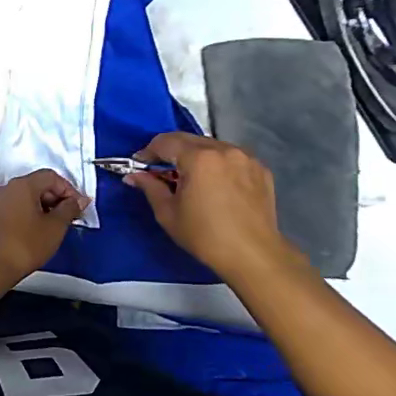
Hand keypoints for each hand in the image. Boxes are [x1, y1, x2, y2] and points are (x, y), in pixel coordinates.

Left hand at [0, 168, 87, 298]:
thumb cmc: (27, 245)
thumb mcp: (55, 227)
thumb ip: (69, 208)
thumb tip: (79, 200)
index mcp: (21, 185)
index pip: (51, 177)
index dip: (69, 190)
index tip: (78, 207)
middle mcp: (4, 188)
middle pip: (35, 185)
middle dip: (54, 198)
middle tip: (67, 217)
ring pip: (21, 197)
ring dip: (39, 206)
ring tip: (50, 225)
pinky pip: (9, 208)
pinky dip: (23, 214)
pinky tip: (30, 231)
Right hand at [124, 133, 304, 281]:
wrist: (252, 255)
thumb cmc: (204, 235)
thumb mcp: (168, 213)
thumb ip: (150, 187)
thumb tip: (134, 175)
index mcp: (199, 158)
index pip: (165, 142)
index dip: (148, 152)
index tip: (140, 166)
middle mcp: (224, 150)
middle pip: (188, 140)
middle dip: (170, 152)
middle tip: (160, 171)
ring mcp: (246, 158)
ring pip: (211, 146)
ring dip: (195, 156)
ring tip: (189, 178)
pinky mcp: (260, 169)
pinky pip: (231, 158)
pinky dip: (217, 164)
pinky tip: (214, 184)